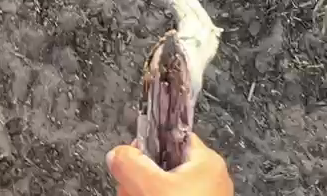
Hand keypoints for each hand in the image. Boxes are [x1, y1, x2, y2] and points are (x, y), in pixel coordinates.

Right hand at [106, 134, 232, 195]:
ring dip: (141, 193)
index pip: (172, 136)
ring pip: (163, 189)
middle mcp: (208, 180)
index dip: (148, 143)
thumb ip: (131, 164)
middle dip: (140, 177)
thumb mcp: (152, 188)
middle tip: (126, 189)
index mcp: (206, 162)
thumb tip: (117, 154)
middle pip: (164, 165)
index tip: (130, 156)